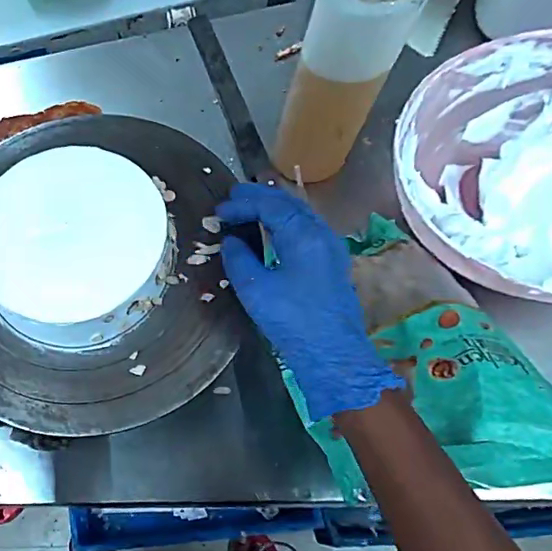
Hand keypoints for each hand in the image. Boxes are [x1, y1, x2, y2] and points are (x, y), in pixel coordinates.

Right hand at [216, 183, 402, 419]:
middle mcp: (321, 234)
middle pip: (289, 204)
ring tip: (249, 209)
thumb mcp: (255, 289)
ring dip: (274, 209)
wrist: (332, 354)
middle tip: (233, 197)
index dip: (242, 204)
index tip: (219, 210)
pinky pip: (306, 231)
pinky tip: (273, 234)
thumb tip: (231, 241)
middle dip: (260, 198)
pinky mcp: (331, 265)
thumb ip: (239, 259)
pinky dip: (285, 224)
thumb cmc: (292, 320)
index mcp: (304, 235)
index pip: (271, 205)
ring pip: (301, 216)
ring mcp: (331, 249)